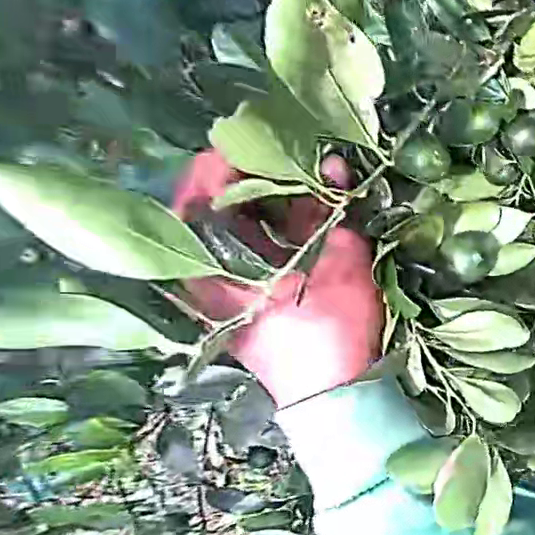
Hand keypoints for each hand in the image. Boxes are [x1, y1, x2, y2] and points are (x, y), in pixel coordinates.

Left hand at [171, 151, 381, 406]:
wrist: (332, 394)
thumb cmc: (330, 328)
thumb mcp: (339, 262)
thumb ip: (331, 209)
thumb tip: (331, 164)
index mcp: (206, 256)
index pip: (204, 182)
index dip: (240, 154)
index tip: (279, 140)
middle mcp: (194, 269)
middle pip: (214, 204)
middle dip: (258, 179)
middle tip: (298, 165)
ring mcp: (210, 289)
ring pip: (228, 230)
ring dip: (265, 207)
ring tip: (306, 194)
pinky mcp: (232, 303)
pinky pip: (239, 253)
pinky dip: (267, 235)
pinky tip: (301, 229)